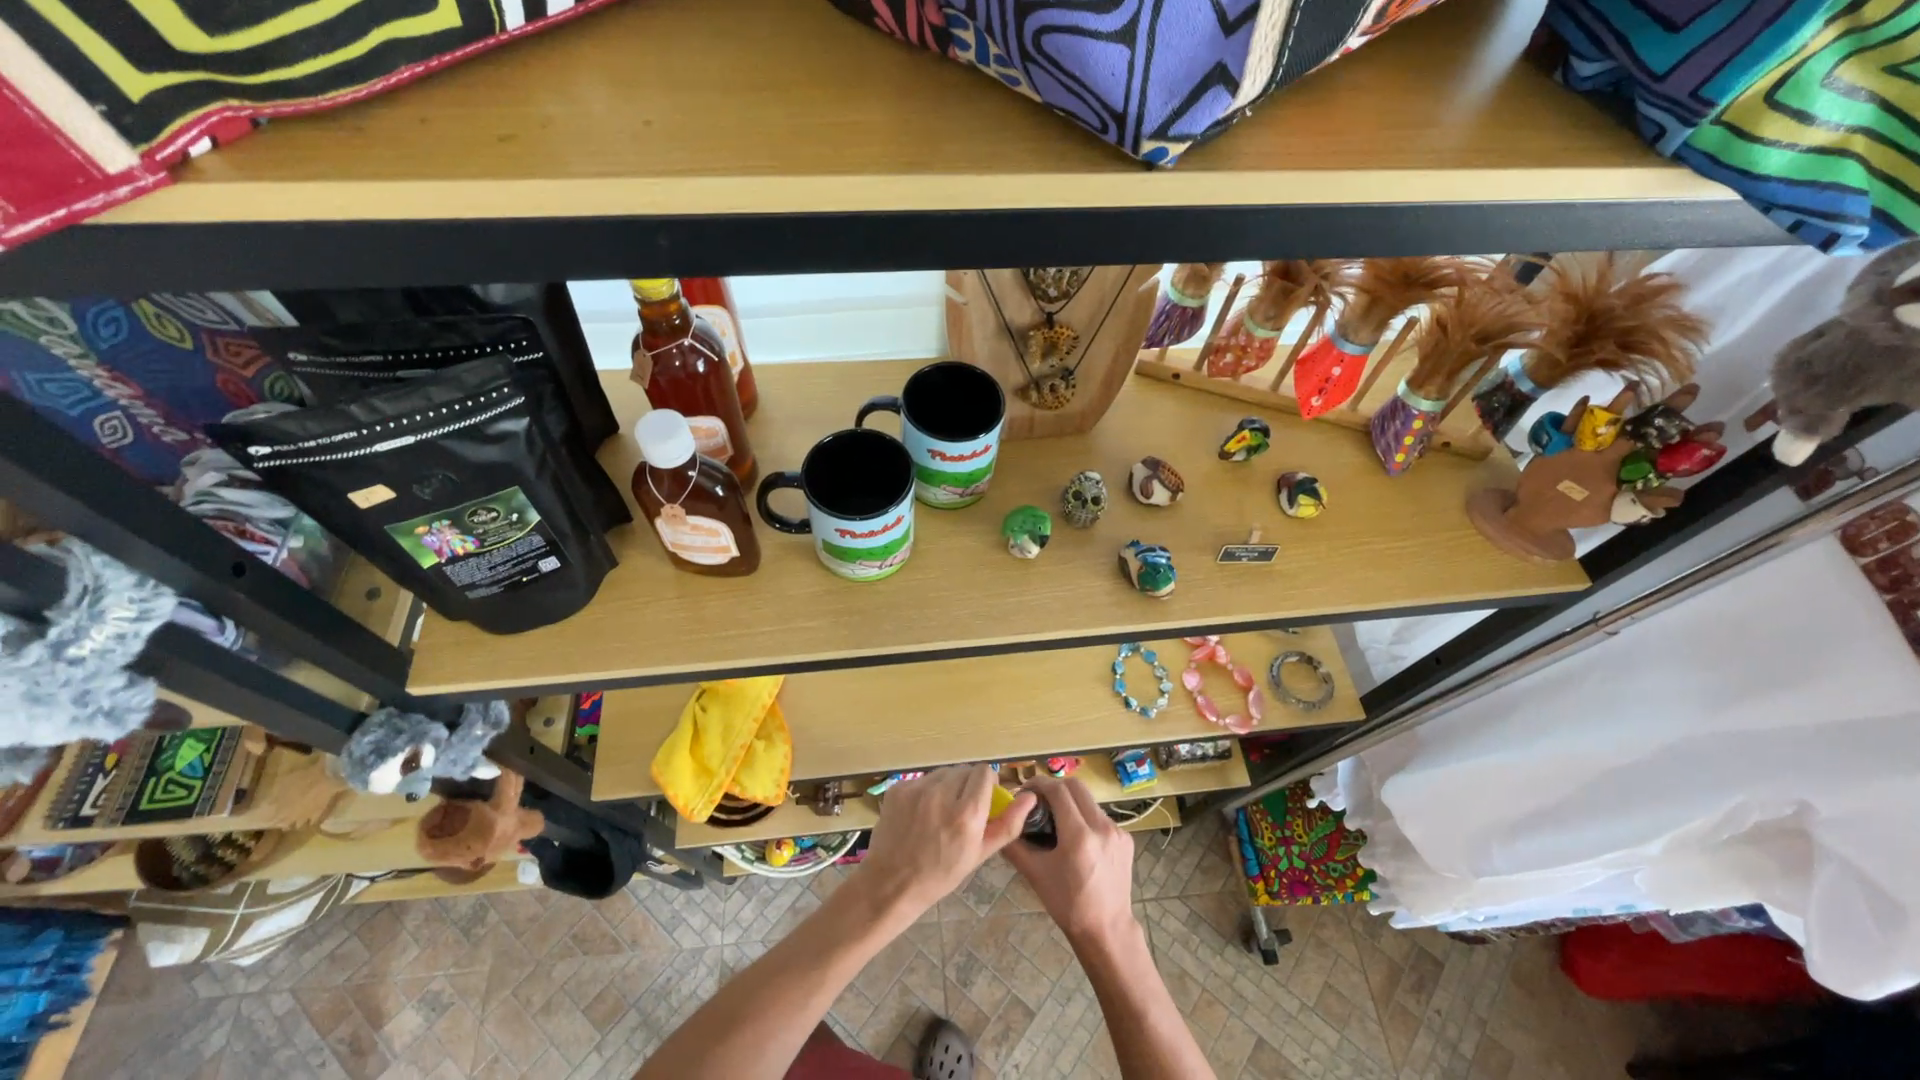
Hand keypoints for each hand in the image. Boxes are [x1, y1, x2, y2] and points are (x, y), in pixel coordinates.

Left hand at [856, 765, 1034, 919]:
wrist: (892, 882)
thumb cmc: (941, 873)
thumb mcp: (979, 854)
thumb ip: (1008, 824)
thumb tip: (1029, 797)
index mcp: (967, 813)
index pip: (984, 772)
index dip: (987, 784)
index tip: (983, 799)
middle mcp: (942, 794)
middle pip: (964, 771)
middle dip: (967, 786)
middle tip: (961, 810)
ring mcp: (917, 789)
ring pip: (943, 773)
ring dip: (947, 786)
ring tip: (940, 812)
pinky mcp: (898, 788)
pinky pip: (922, 780)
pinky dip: (926, 791)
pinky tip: (921, 814)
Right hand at [1001, 777, 1137, 946]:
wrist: (1105, 928)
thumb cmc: (1066, 904)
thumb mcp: (1035, 874)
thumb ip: (1015, 845)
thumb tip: (1002, 821)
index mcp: (1079, 836)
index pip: (1058, 791)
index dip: (1038, 784)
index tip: (1025, 790)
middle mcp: (1102, 827)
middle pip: (1076, 786)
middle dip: (1054, 787)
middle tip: (1038, 799)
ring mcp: (1118, 832)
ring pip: (1089, 801)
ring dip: (1070, 801)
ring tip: (1056, 819)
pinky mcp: (1126, 839)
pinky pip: (1101, 817)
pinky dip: (1085, 818)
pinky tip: (1075, 837)